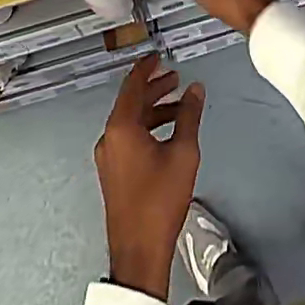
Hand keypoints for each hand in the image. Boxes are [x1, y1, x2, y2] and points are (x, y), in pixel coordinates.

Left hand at [94, 53, 204, 300]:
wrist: (139, 248)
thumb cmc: (159, 200)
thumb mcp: (183, 152)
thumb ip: (189, 116)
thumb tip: (195, 91)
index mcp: (121, 127)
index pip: (132, 85)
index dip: (147, 67)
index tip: (157, 56)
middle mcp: (110, 137)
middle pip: (131, 101)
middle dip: (154, 87)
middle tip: (174, 77)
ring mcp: (109, 155)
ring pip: (131, 120)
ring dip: (153, 108)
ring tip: (178, 104)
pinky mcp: (113, 170)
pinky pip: (128, 136)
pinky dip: (147, 126)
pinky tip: (167, 131)